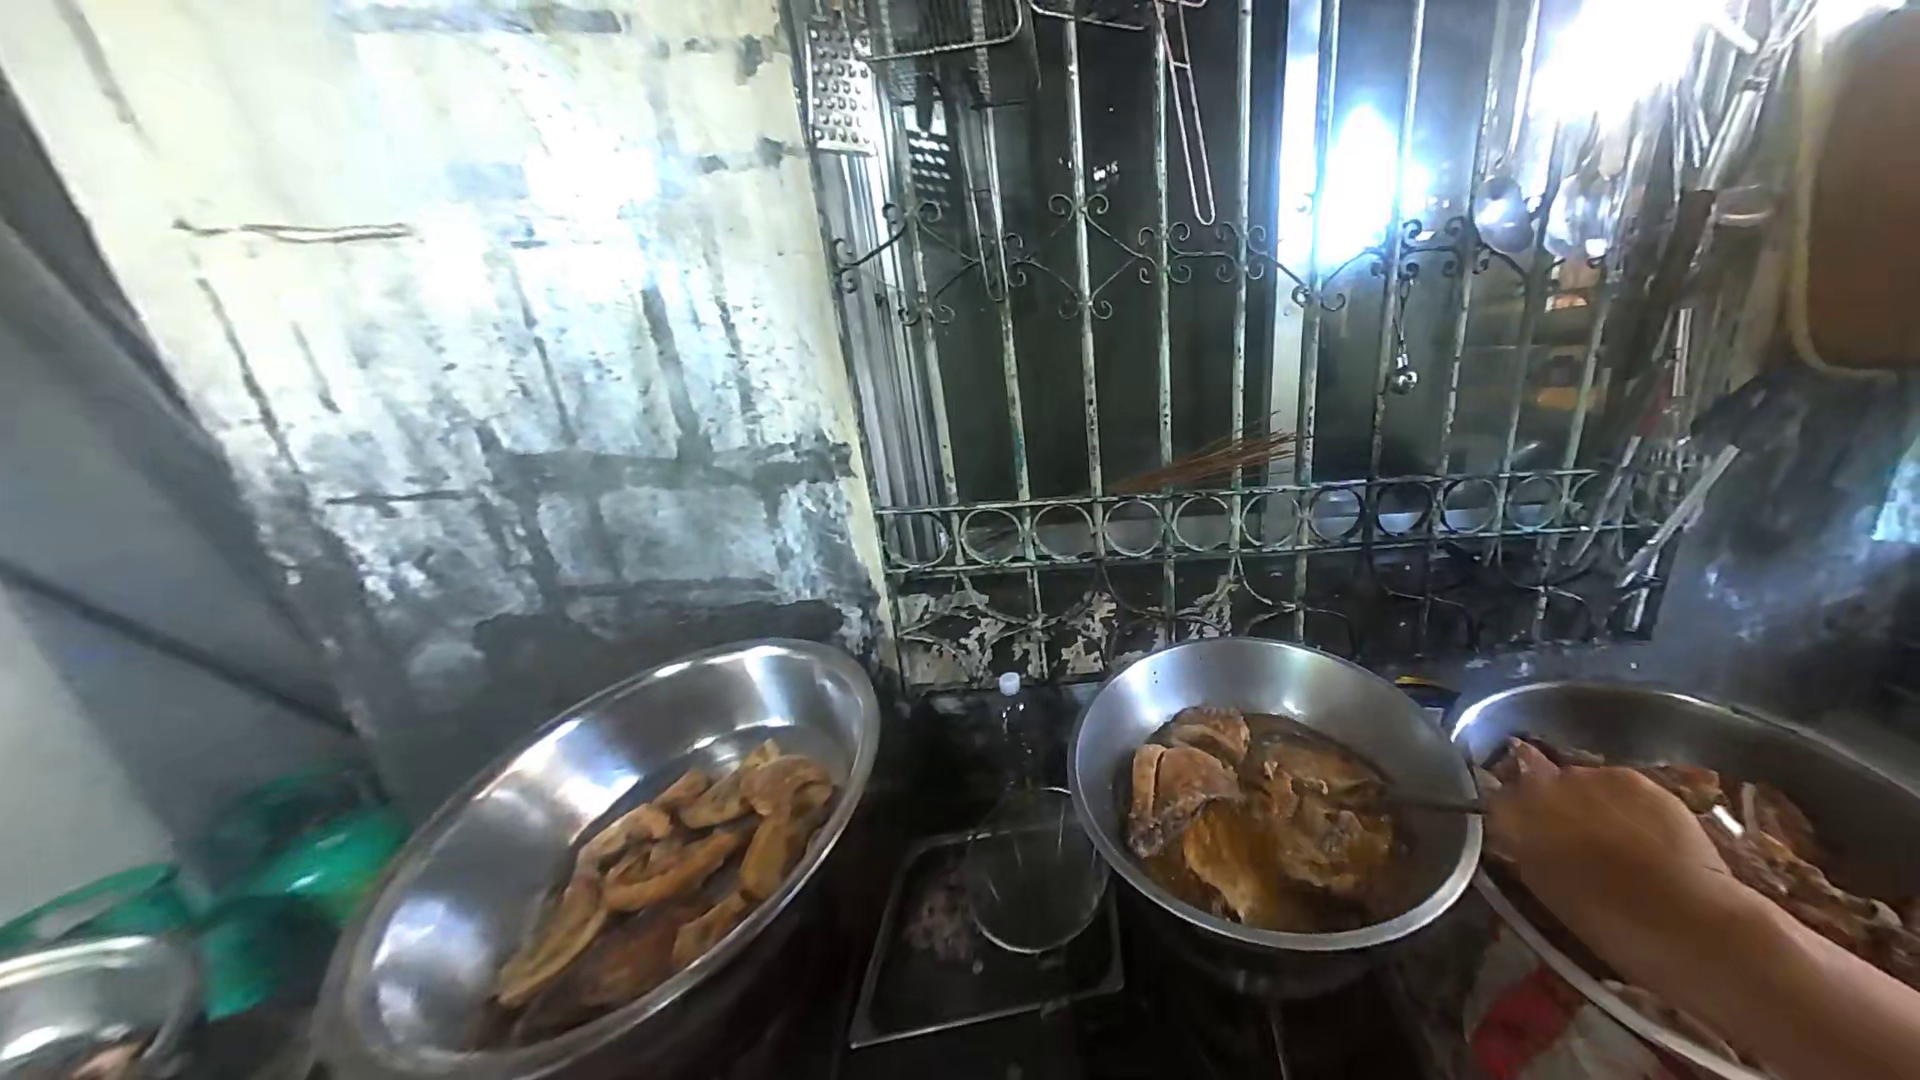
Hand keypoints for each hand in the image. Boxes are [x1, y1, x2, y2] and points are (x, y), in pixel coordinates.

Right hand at [1485, 740, 1739, 974]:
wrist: (1685, 919)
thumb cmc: (1604, 919)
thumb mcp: (1542, 883)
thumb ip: (1523, 845)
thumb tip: (1521, 833)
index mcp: (1507, 814)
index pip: (1495, 795)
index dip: (1512, 807)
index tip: (1525, 821)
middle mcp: (1534, 784)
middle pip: (1532, 775)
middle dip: (1546, 793)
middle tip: (1569, 822)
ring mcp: (1582, 776)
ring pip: (1578, 778)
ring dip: (1588, 796)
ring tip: (1616, 828)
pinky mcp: (1629, 778)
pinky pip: (1619, 783)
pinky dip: (1628, 801)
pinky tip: (1647, 829)